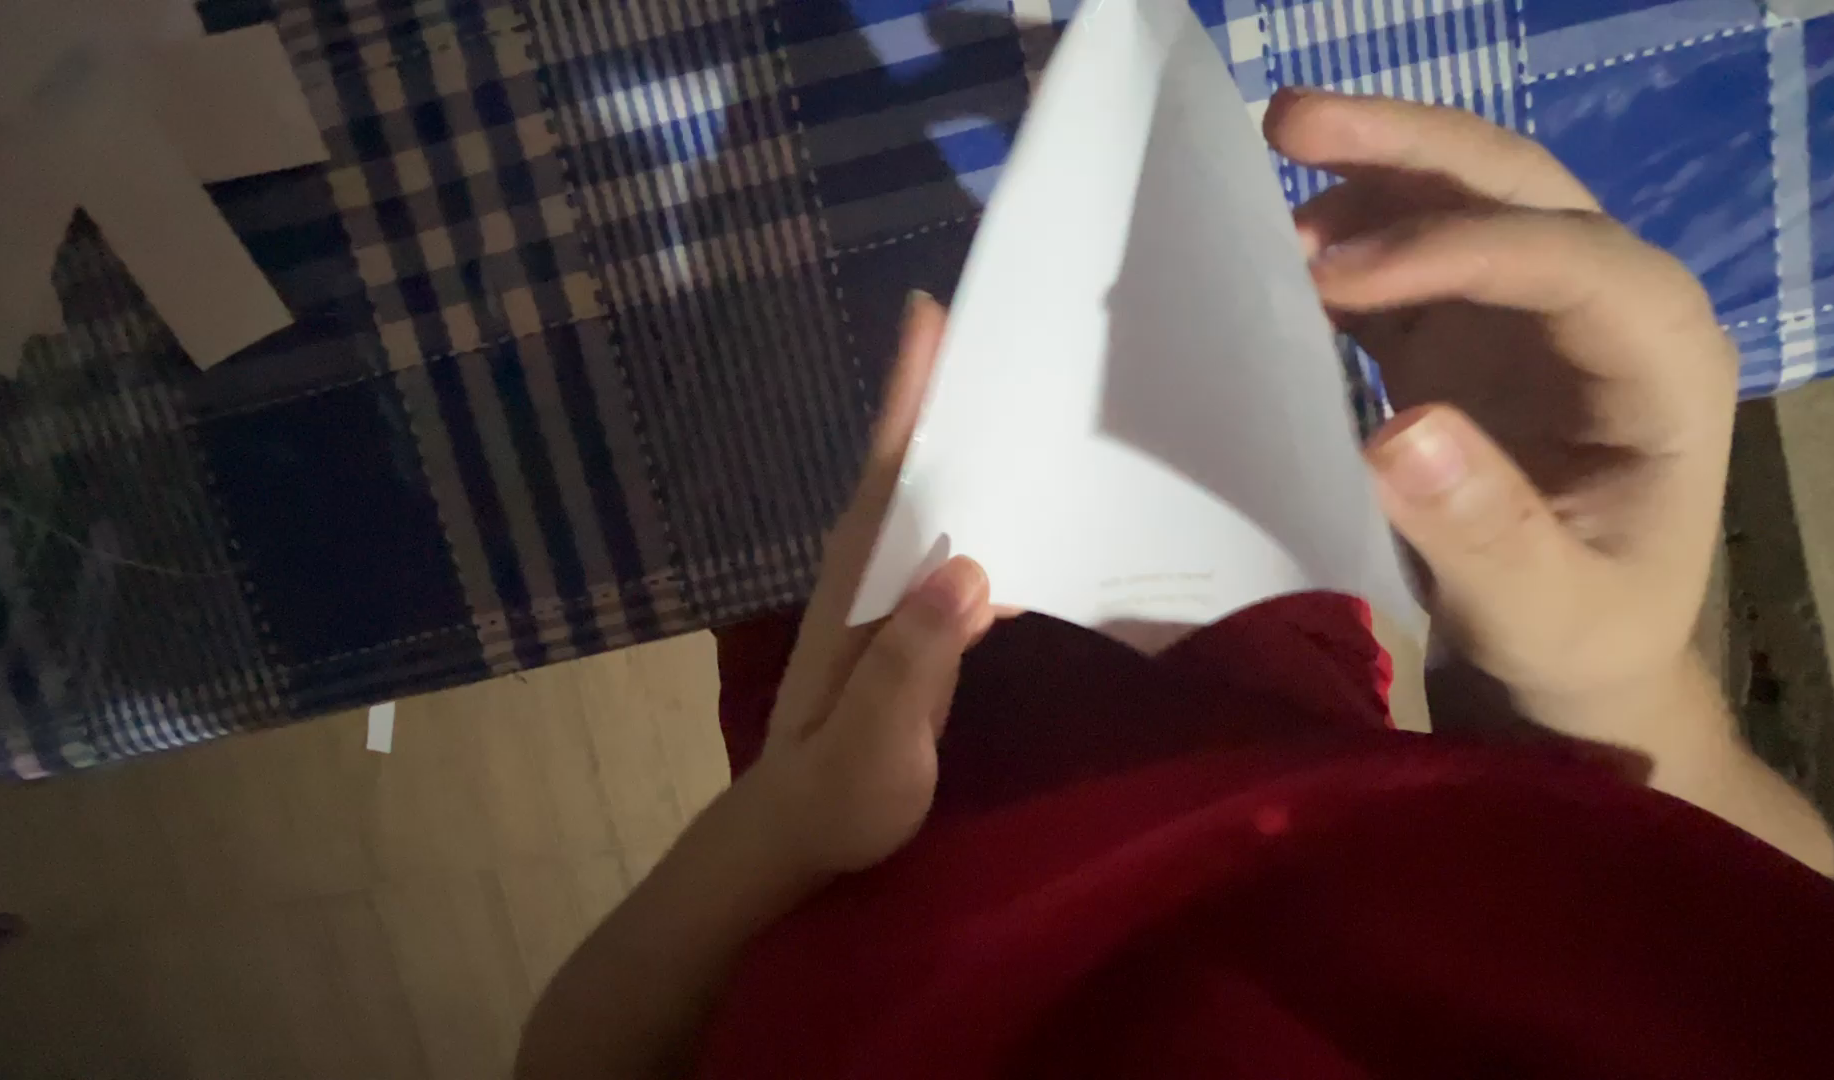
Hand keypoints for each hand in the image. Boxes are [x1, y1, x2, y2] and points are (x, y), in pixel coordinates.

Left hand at [740, 293, 994, 875]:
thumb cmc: (836, 793)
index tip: (927, 316)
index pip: (885, 473)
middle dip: (945, 397)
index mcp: (858, 586)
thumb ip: (911, 662)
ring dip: (968, 447)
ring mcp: (890, 593)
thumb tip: (966, 569)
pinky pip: (950, 543)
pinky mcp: (910, 618)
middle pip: (908, 466)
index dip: (905, 397)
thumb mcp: (874, 743)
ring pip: (931, 499)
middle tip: (1006, 334)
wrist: (803, 826)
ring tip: (1030, 399)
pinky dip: (981, 510)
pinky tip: (1026, 504)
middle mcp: (870, 572)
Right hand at [1264, 89, 1737, 741]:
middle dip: (1405, 147)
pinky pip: (1400, 271)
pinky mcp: (1457, 346)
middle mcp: (1597, 317)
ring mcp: (1519, 324)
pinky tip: (1281, 257)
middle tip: (1288, 121)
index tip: (1327, 277)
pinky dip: (1340, 250)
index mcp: (1657, 367)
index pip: (1570, 263)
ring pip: (1453, 209)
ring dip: (1362, 181)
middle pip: (1515, 191)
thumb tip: (1397, 432)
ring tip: (1264, 178)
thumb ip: (1485, 531)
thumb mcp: (1539, 607)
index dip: (1450, 250)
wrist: (1561, 651)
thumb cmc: (1570, 635)